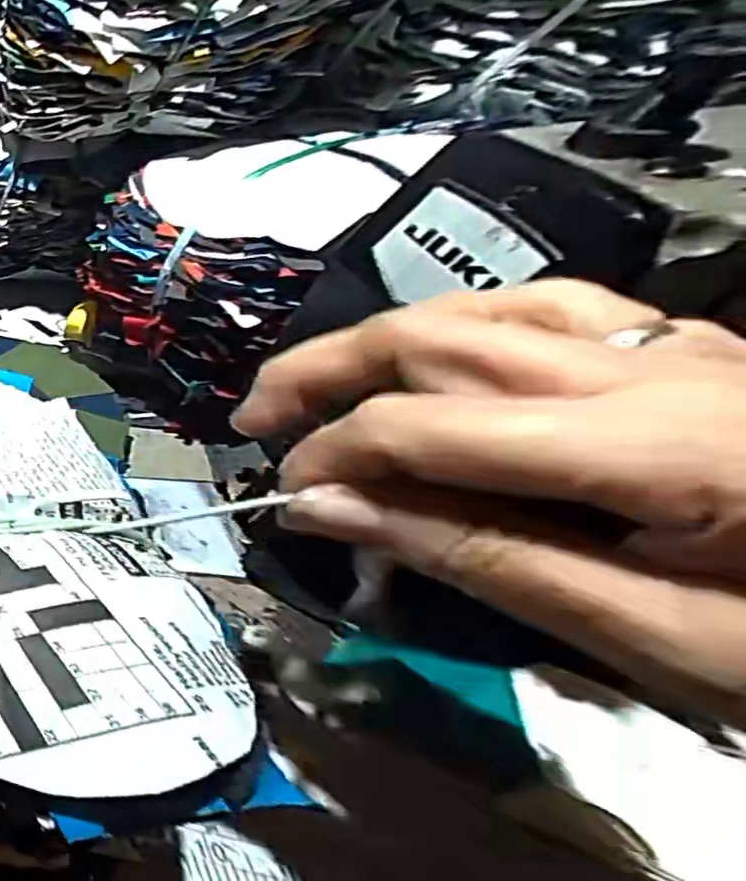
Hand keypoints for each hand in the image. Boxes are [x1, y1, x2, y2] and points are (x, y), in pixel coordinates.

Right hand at [233, 280, 745, 723]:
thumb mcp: (665, 642)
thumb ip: (475, 559)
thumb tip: (324, 509)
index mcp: (661, 448)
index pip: (423, 426)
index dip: (332, 456)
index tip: (289, 497)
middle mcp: (657, 372)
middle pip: (430, 338)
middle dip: (318, 374)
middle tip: (257, 416)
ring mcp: (679, 351)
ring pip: (478, 307)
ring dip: (375, 343)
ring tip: (322, 380)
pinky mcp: (692, 354)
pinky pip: (550, 306)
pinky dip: (463, 324)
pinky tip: (435, 351)